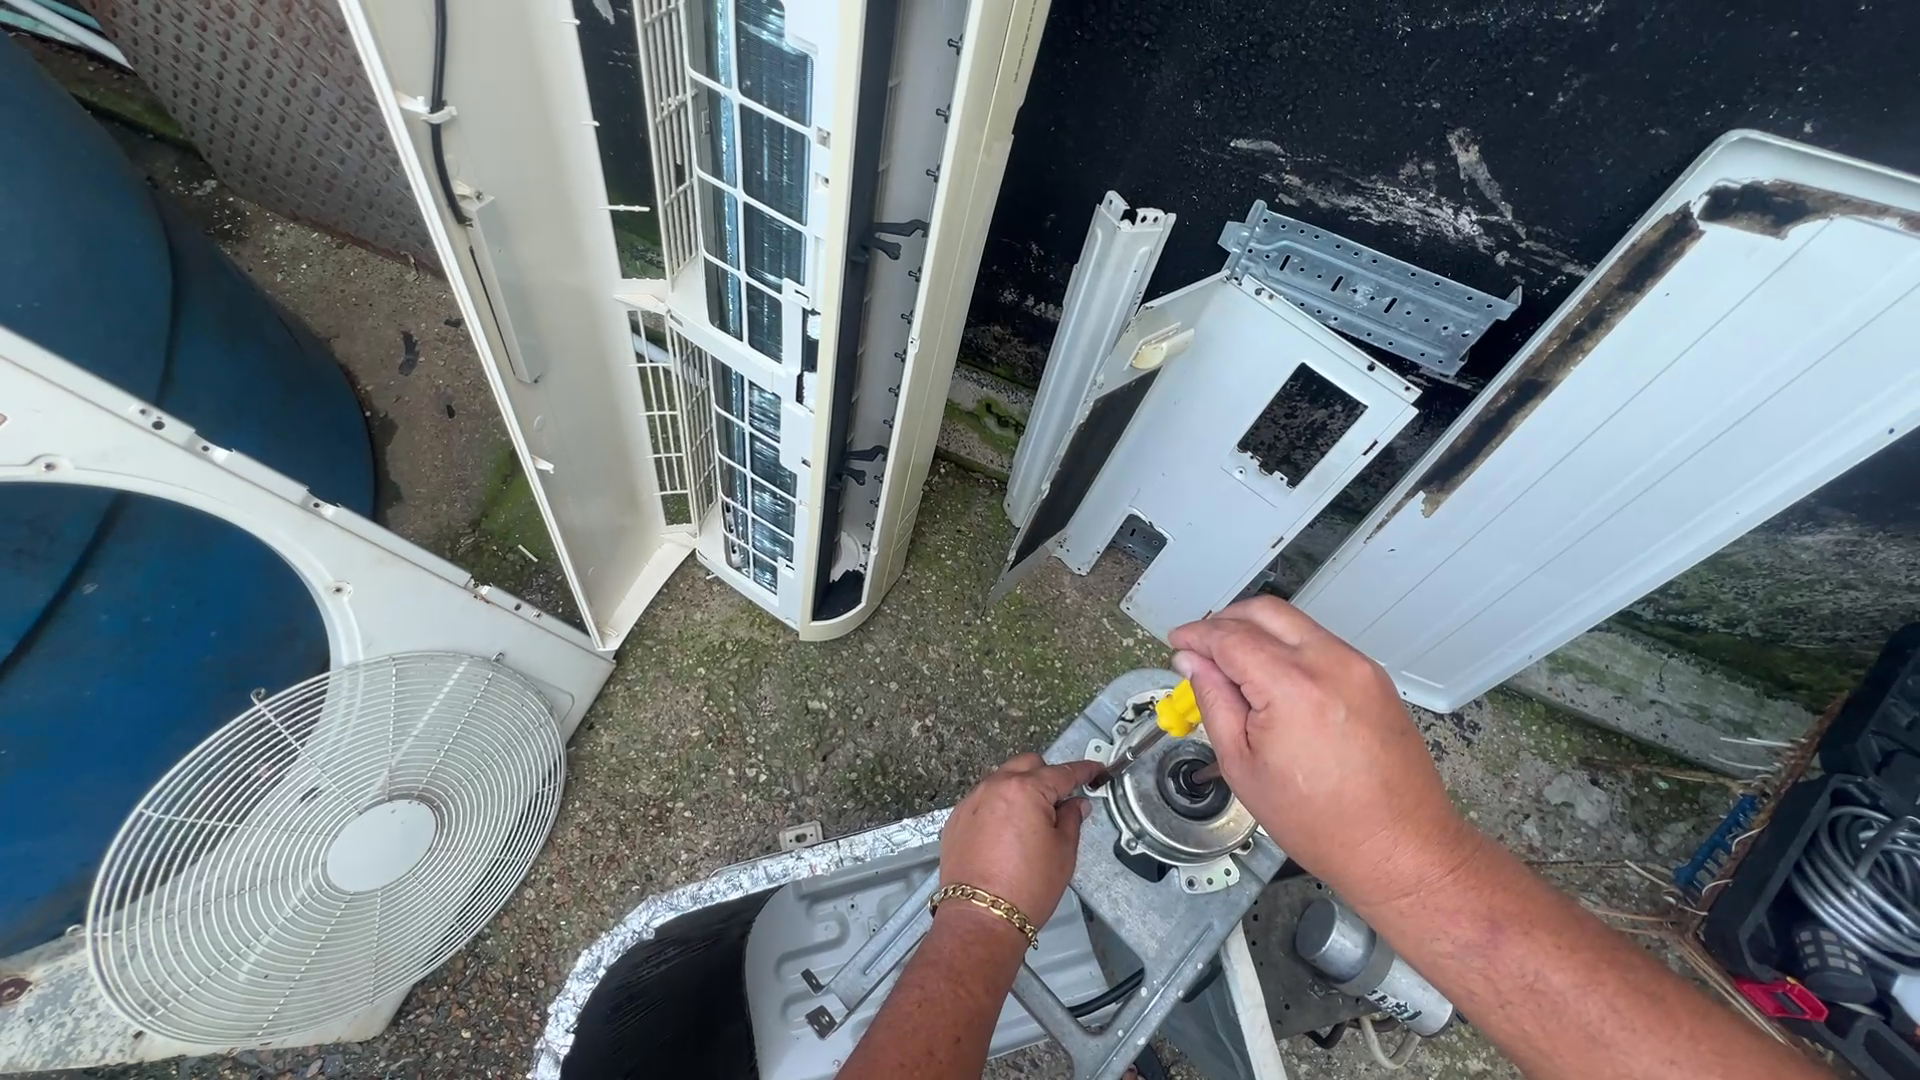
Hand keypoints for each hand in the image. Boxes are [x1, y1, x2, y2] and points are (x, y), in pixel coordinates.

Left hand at [938, 754, 1104, 935]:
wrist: (981, 918)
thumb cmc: (1024, 888)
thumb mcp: (1063, 853)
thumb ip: (1071, 820)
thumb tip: (1076, 805)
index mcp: (1026, 790)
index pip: (1062, 772)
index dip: (1083, 771)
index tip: (1094, 771)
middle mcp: (995, 787)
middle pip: (1028, 765)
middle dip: (1047, 776)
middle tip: (1060, 800)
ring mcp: (972, 800)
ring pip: (1002, 779)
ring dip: (1020, 789)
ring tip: (1032, 820)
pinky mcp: (957, 818)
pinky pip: (982, 799)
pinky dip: (998, 806)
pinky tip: (1006, 832)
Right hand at [1169, 597, 1476, 907]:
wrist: (1400, 848)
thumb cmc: (1321, 821)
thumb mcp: (1242, 765)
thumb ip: (1213, 701)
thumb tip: (1192, 662)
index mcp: (1292, 687)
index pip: (1230, 637)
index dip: (1196, 635)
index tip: (1177, 642)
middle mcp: (1330, 663)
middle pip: (1264, 611)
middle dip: (1223, 620)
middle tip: (1199, 645)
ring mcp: (1358, 666)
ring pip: (1293, 622)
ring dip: (1255, 629)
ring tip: (1230, 662)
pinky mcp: (1373, 677)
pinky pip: (1319, 641)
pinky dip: (1285, 644)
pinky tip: (1268, 674)